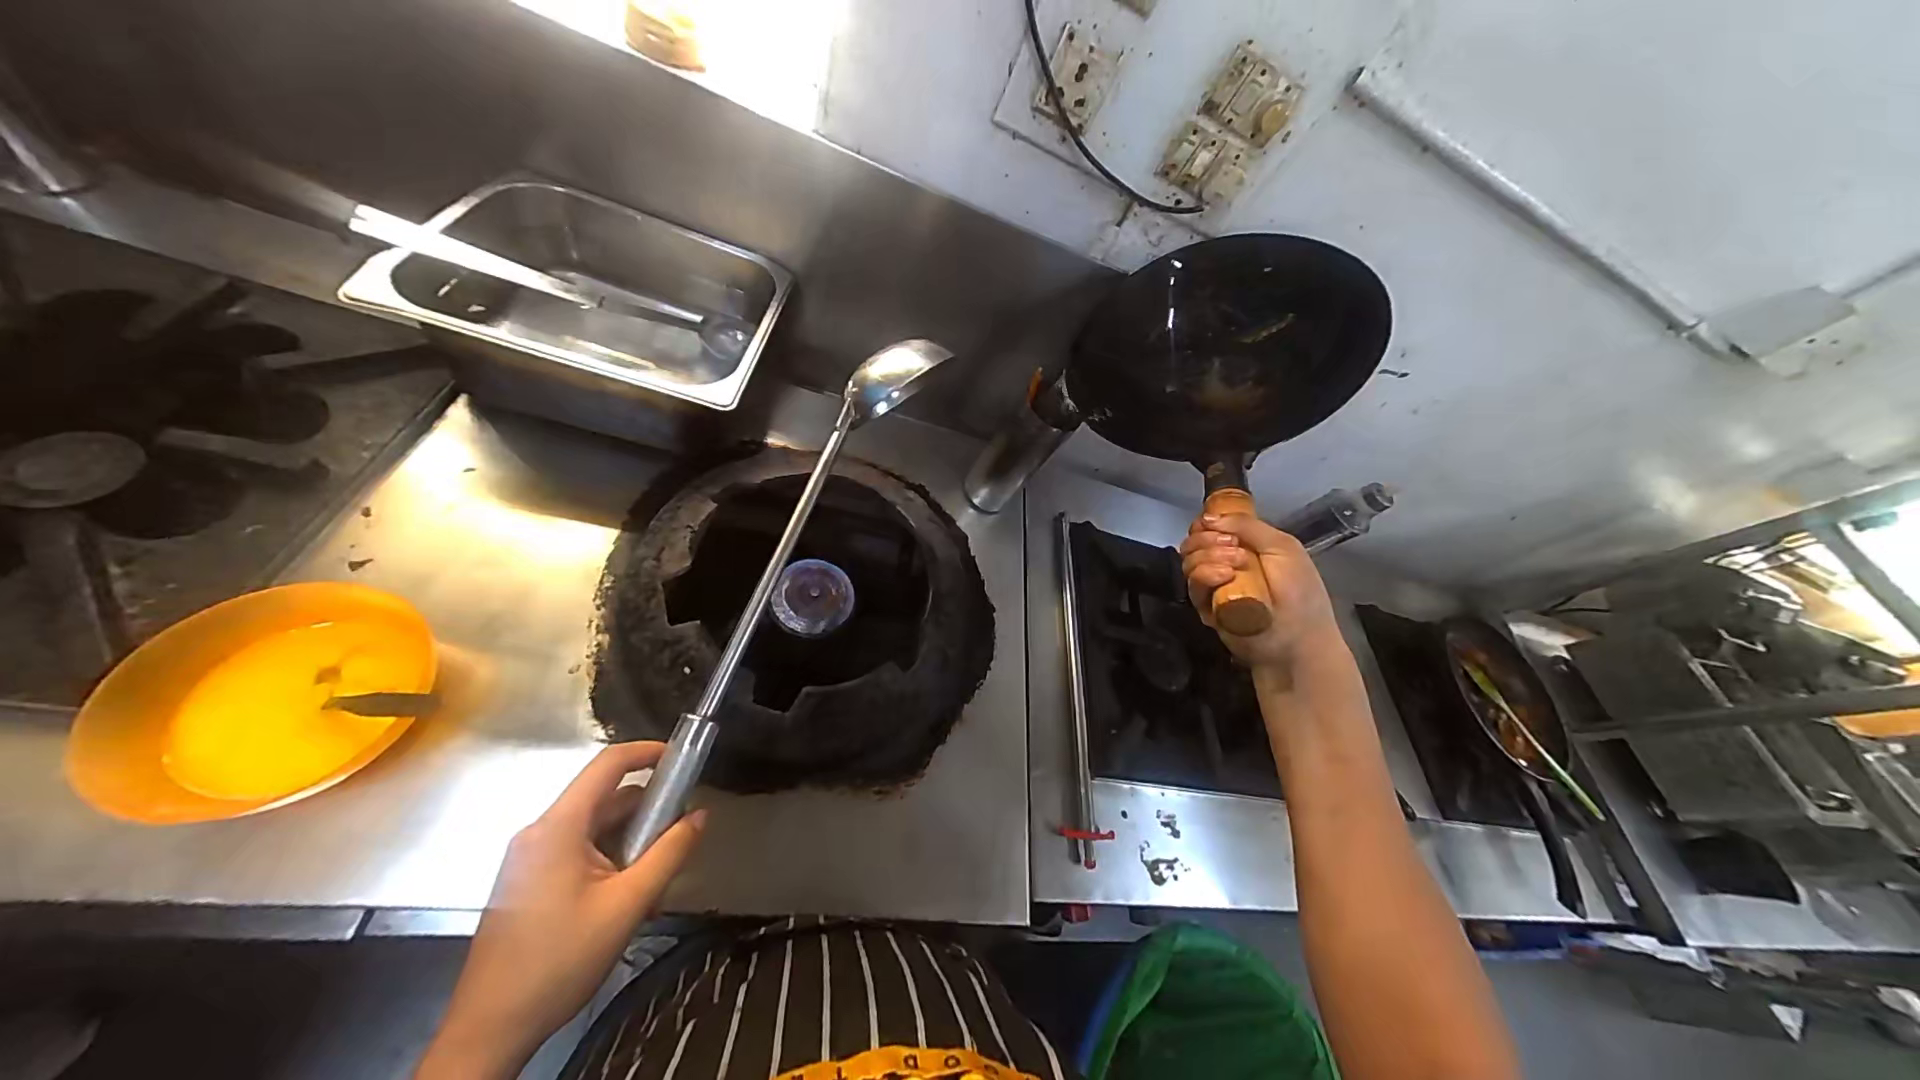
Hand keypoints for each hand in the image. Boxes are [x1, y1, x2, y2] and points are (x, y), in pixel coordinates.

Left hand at [417, 742, 705, 1079]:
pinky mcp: (528, 883)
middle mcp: (540, 833)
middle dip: (648, 812)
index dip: (648, 752)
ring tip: (658, 879)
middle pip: (605, 800)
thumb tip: (701, 815)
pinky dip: (611, 861)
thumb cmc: (560, 960)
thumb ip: (669, 853)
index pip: (607, 763)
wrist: (489, 1030)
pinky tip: (629, 898)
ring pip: (595, 830)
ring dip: (632, 843)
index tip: (684, 758)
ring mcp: (530, 859)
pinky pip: (579, 853)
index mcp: (558, 827)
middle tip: (681, 836)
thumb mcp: (628, 904)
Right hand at [1180, 511, 1345, 676]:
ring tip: (1233, 567)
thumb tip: (1208, 517)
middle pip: (1194, 541)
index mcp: (1244, 546)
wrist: (1297, 641)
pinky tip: (1224, 578)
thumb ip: (1247, 526)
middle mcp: (1224, 563)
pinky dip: (1205, 575)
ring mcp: (1213, 585)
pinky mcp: (1204, 607)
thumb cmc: (1299, 593)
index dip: (1208, 523)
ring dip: (1208, 556)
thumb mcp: (1283, 546)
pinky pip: (1192, 584)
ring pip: (1189, 560)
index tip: (1215, 525)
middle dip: (1207, 539)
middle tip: (1232, 547)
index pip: (1211, 526)